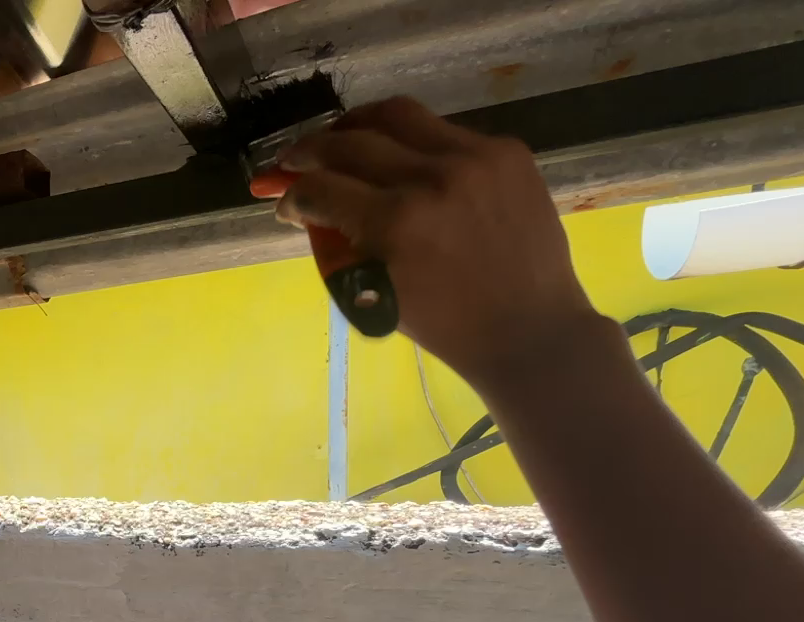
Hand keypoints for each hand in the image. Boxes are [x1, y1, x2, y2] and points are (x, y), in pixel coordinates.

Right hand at [275, 98, 611, 392]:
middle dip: (308, 150)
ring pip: (397, 116)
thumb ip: (337, 239)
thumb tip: (303, 204)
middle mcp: (434, 177)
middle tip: (289, 161)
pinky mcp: (505, 150)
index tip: (280, 202)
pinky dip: (405, 142)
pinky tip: (395, 161)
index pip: (318, 189)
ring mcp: (476, 156)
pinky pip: (440, 131)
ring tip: (336, 140)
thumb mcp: (369, 286)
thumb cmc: (435, 320)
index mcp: (395, 221)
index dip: (289, 194)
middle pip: (350, 141)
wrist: (523, 322)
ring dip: (354, 127)